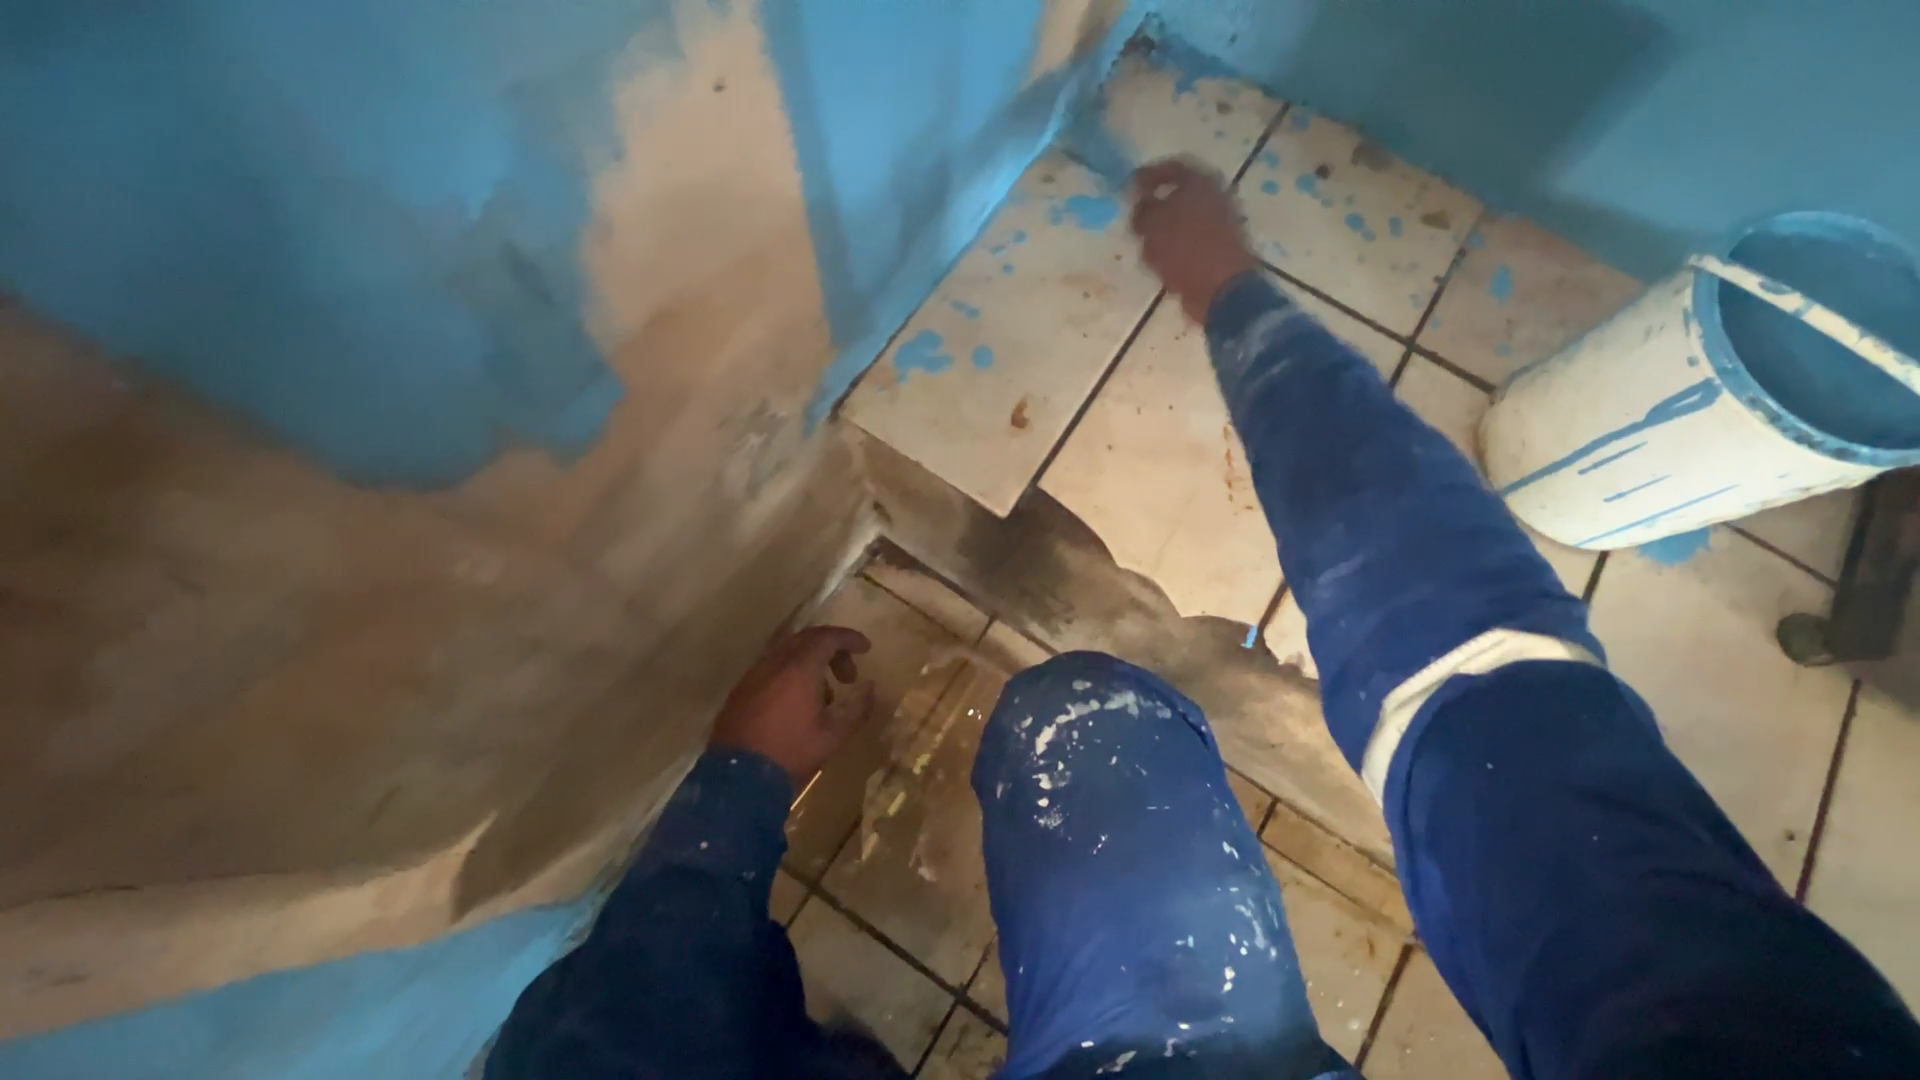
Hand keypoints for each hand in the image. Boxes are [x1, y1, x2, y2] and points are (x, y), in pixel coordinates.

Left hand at [710, 626, 874, 789]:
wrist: (737, 777)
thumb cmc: (791, 753)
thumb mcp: (833, 736)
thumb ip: (857, 708)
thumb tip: (869, 687)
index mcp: (799, 668)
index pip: (828, 637)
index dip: (849, 638)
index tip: (865, 649)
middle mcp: (774, 662)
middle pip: (807, 639)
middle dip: (832, 650)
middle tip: (848, 676)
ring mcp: (754, 674)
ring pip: (787, 653)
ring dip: (811, 663)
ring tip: (825, 696)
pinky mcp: (741, 689)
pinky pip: (772, 668)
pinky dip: (791, 674)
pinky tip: (797, 703)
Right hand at [1130, 157, 1258, 324]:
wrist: (1221, 288)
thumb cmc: (1185, 248)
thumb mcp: (1153, 225)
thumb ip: (1143, 210)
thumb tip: (1141, 204)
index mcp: (1200, 182)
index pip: (1172, 168)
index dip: (1149, 175)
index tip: (1131, 186)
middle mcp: (1216, 197)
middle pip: (1182, 194)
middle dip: (1158, 204)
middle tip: (1138, 215)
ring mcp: (1222, 224)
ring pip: (1187, 220)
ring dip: (1167, 229)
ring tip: (1147, 242)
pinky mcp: (1222, 249)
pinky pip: (1192, 242)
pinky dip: (1177, 248)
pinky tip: (1163, 260)